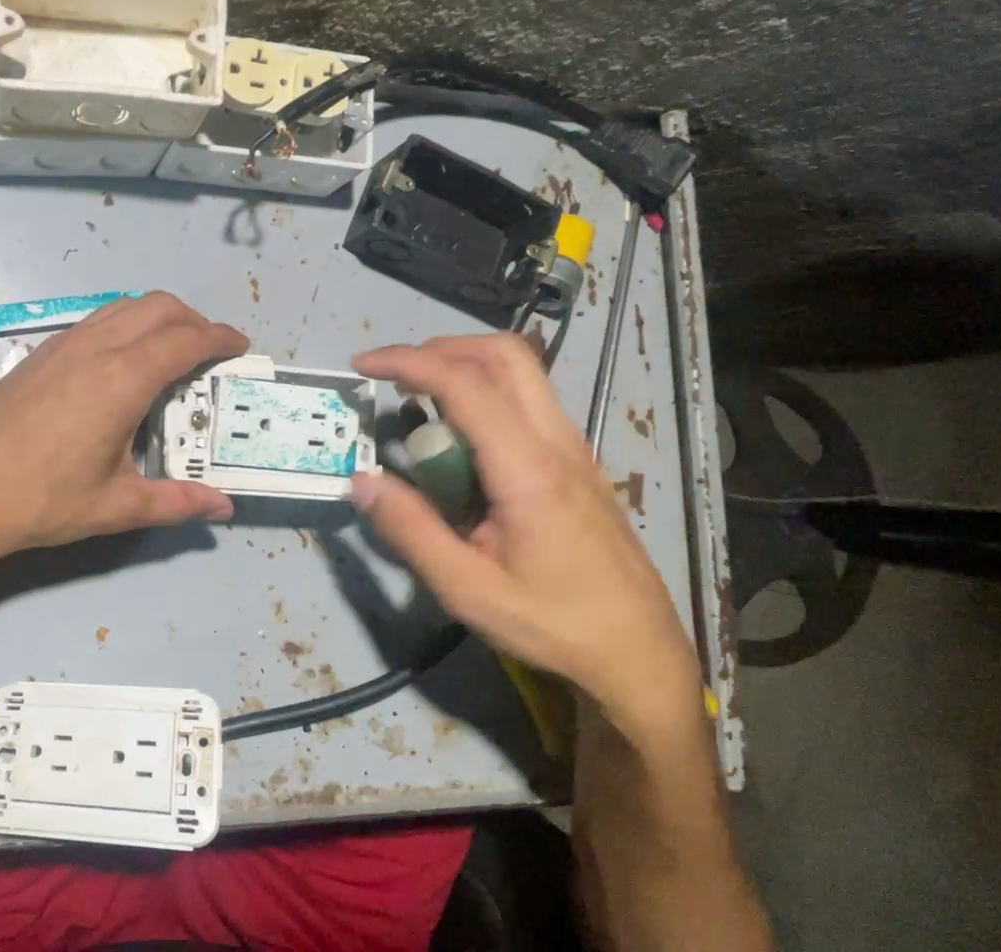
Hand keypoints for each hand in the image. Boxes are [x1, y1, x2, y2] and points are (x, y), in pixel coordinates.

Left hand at [0, 292, 247, 564]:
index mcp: (122, 380)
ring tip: (170, 354)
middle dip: (193, 320)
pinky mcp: (37, 354)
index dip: (219, 338)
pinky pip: (95, 322)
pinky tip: (120, 367)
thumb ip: (176, 503)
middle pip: (157, 307)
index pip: (185, 340)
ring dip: (157, 319)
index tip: (239, 346)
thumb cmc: (40, 501)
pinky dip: (124, 327)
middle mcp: (94, 348)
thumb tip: (223, 508)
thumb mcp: (116, 507)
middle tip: (210, 352)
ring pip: (122, 308)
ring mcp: (60, 346)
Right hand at [348, 334, 699, 735]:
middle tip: (394, 376)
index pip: (465, 385)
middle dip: (441, 348)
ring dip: (464, 368)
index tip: (363, 365)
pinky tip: (458, 441)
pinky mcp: (578, 463)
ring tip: (418, 404)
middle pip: (505, 355)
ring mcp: (574, 449)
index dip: (408, 362)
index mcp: (528, 470)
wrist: (639, 651)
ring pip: (522, 374)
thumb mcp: (467, 589)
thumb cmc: (552, 623)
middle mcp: (557, 443)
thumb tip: (361, 479)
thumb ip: (410, 530)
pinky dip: (485, 394)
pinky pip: (528, 403)